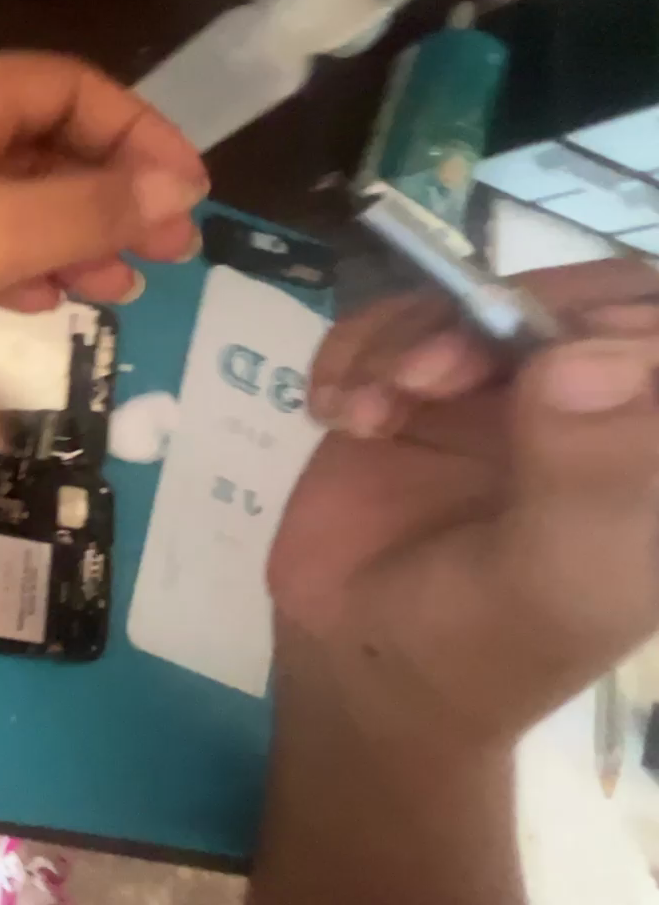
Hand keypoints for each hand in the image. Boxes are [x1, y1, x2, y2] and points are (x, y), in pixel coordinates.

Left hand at [0, 53, 208, 424]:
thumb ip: (82, 209)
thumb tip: (170, 193)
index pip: (72, 88)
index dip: (140, 136)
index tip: (187, 201)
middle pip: (38, 145)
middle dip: (106, 196)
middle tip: (161, 260)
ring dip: (61, 239)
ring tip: (112, 291)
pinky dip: (4, 266)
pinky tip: (36, 300)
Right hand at [273, 259, 658, 747]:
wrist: (356, 654)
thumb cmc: (479, 636)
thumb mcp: (556, 575)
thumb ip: (590, 477)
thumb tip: (578, 358)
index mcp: (649, 448)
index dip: (611, 316)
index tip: (533, 359)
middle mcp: (577, 411)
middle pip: (549, 301)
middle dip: (474, 322)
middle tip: (417, 380)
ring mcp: (478, 401)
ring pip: (446, 307)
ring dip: (389, 344)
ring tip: (355, 412)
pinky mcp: (393, 401)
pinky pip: (370, 336)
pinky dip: (340, 357)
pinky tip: (329, 411)